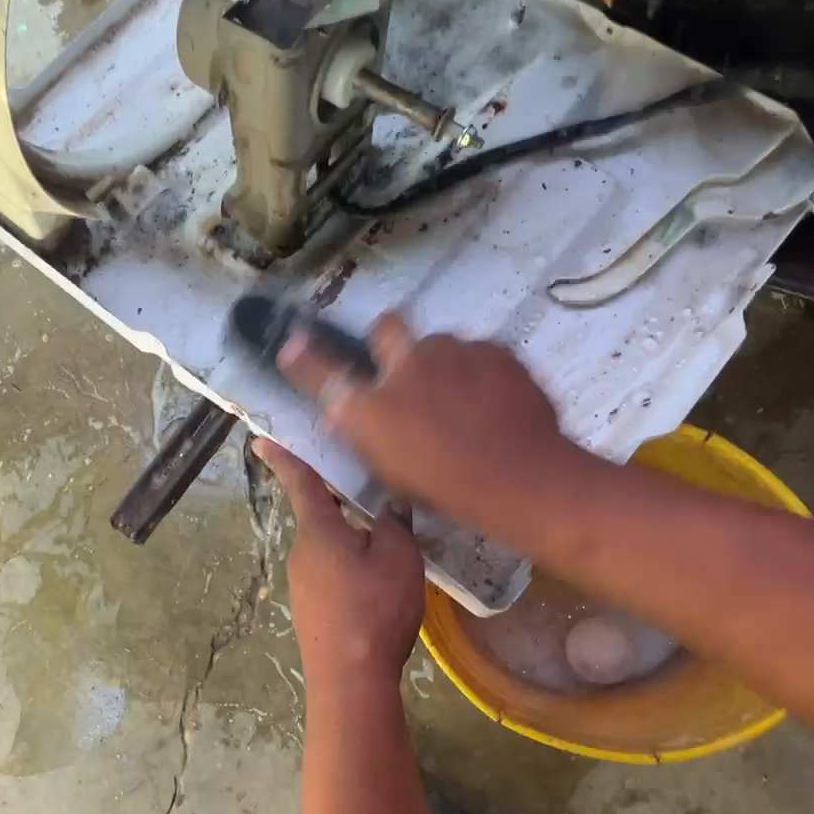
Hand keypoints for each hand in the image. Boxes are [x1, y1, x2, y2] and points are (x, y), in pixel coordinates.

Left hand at [254, 438, 424, 693]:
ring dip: (351, 544)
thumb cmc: (374, 607)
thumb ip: (394, 524)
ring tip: (389, 553)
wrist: (350, 678)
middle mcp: (301, 552)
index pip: (299, 482)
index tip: (259, 440)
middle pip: (320, 518)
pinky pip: (330, 577)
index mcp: (317, 530)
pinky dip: (349, 572)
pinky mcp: (310, 611)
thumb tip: (390, 505)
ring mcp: (301, 585)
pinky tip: (376, 589)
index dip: (283, 457)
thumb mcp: (399, 558)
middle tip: (370, 498)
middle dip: (341, 507)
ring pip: (328, 550)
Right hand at [278, 312, 579, 524]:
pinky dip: (479, 372)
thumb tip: (338, 411)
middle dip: (388, 339)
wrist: (521, 477)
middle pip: (387, 327)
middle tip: (404, 368)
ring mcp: (456, 351)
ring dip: (441, 363)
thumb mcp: (391, 470)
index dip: (305, 357)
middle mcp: (405, 365)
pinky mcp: (498, 351)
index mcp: (374, 402)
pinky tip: (491, 401)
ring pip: (439, 344)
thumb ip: (363, 433)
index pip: (326, 371)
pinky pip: (479, 353)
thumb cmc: (446, 486)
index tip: (292, 345)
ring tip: (462, 400)